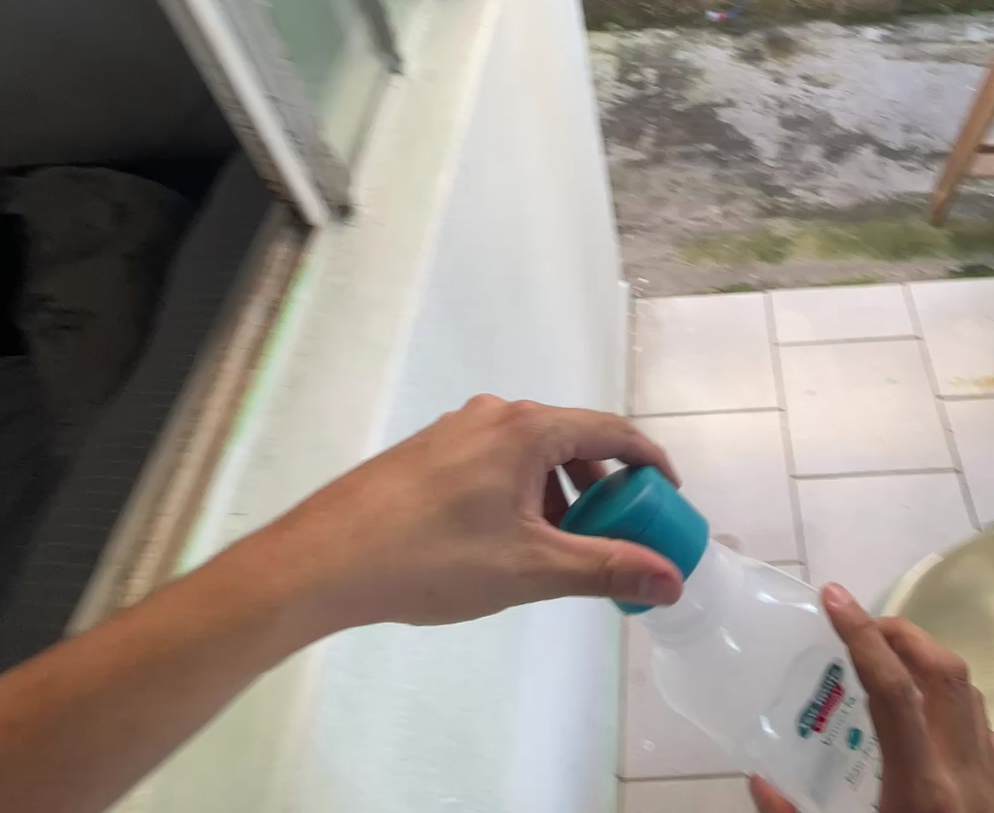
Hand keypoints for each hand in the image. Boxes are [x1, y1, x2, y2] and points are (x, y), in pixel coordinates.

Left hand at [242, 395, 686, 628]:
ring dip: (563, 489)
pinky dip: (525, 488)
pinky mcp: (432, 447)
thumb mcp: (531, 567)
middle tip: (618, 527)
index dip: (649, 461)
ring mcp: (459, 427)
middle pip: (573, 438)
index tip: (669, 494)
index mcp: (529, 427)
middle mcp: (498, 413)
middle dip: (604, 483)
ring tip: (563, 540)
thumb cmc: (435, 557)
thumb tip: (673, 580)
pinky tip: (510, 533)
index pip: (612, 430)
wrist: (321, 560)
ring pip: (534, 450)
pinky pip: (500, 457)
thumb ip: (607, 568)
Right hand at [749, 584, 993, 812]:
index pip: (892, 689)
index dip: (861, 635)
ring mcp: (990, 784)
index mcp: (921, 791)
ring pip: (969, 692)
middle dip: (901, 633)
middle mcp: (963, 776)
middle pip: (943, 673)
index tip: (833, 598)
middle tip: (859, 625)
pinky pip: (982, 726)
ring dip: (928, 660)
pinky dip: (952, 700)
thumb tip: (759, 780)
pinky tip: (925, 713)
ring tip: (887, 655)